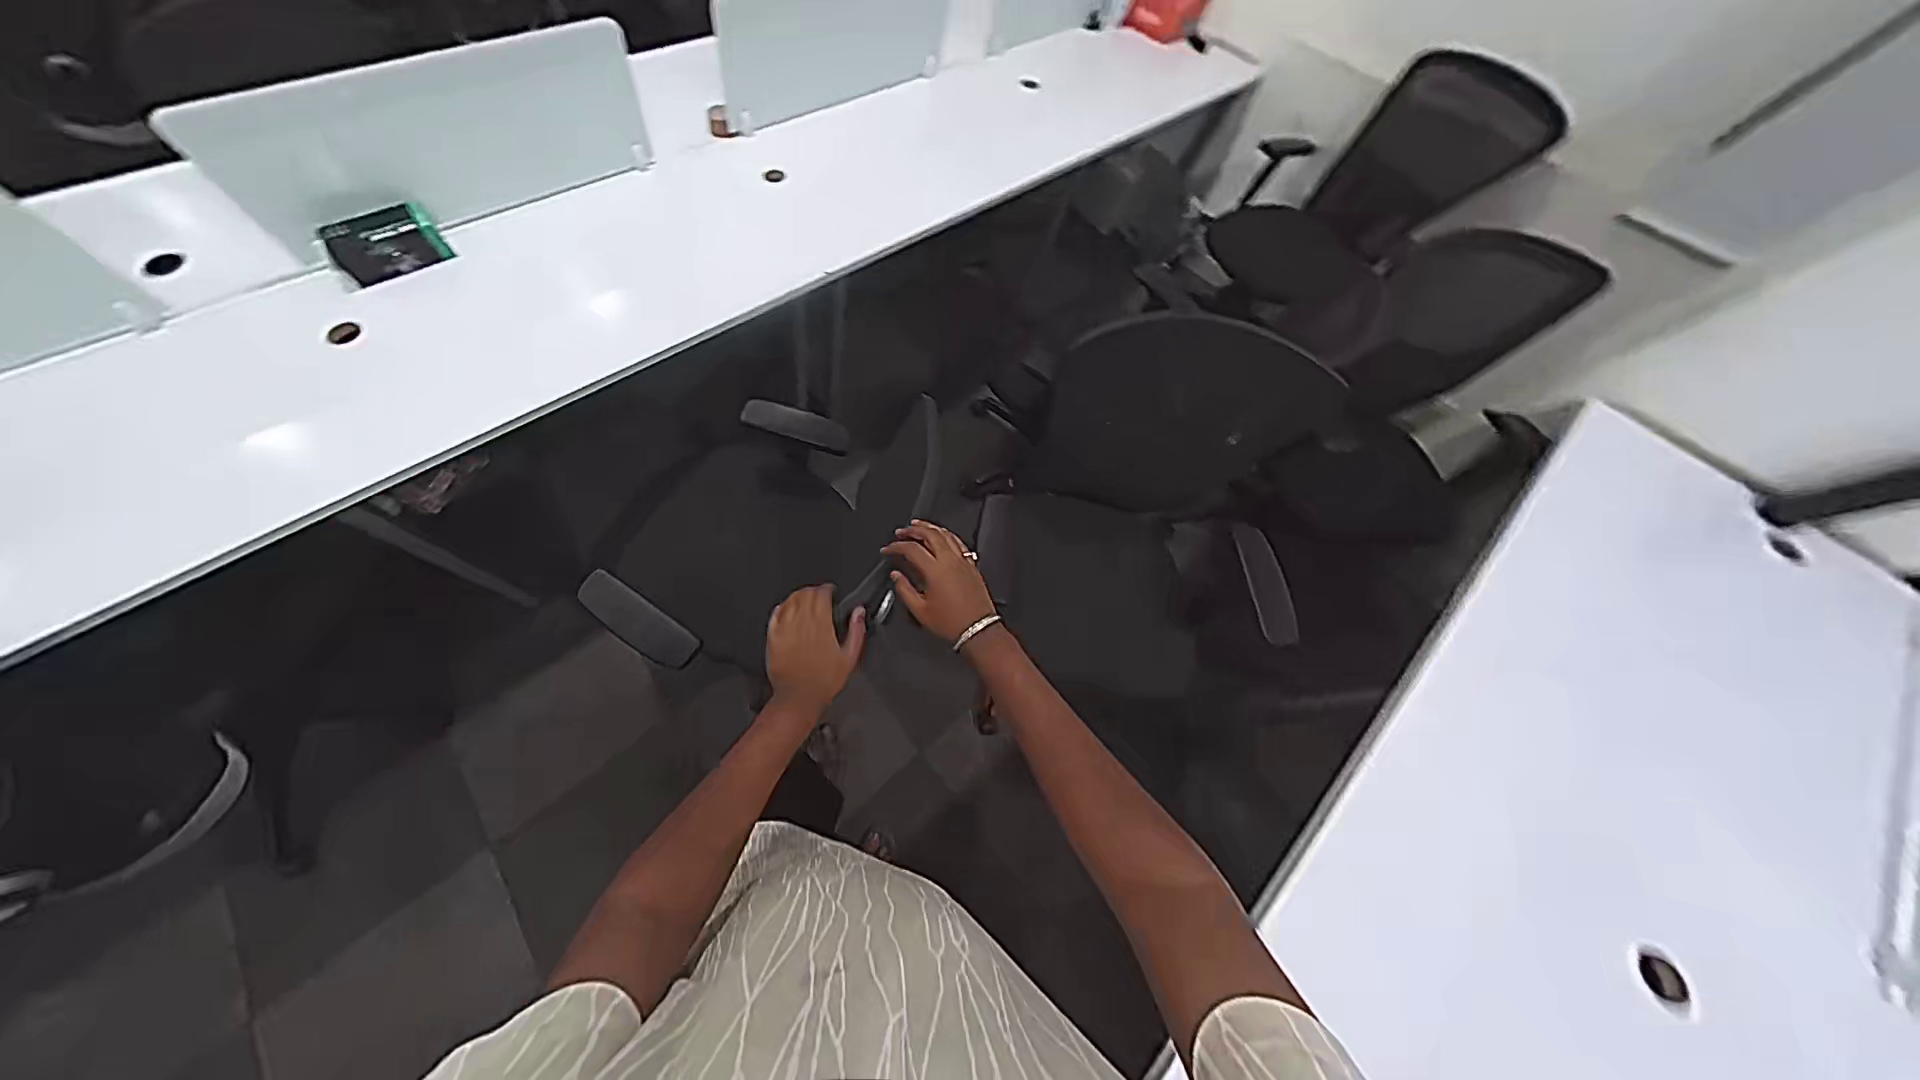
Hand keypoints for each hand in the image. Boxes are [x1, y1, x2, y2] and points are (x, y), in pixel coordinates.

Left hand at [765, 585, 865, 714]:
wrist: (800, 698)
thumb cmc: (824, 681)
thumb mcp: (850, 657)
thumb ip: (856, 631)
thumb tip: (859, 613)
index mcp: (822, 625)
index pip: (822, 594)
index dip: (827, 589)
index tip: (831, 591)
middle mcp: (802, 624)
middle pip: (804, 594)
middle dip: (813, 590)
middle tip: (819, 593)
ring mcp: (786, 630)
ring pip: (789, 601)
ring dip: (797, 596)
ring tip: (804, 598)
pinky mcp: (773, 639)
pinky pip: (775, 615)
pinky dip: (781, 608)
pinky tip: (785, 608)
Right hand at [882, 520, 997, 644]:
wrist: (978, 630)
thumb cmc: (952, 623)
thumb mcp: (920, 611)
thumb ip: (904, 589)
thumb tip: (896, 576)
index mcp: (935, 571)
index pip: (911, 549)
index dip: (896, 546)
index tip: (888, 549)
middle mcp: (950, 561)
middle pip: (930, 534)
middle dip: (913, 530)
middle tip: (902, 531)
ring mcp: (963, 561)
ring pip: (946, 534)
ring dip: (930, 527)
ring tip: (919, 525)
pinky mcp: (972, 565)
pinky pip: (959, 542)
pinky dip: (948, 535)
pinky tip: (943, 536)